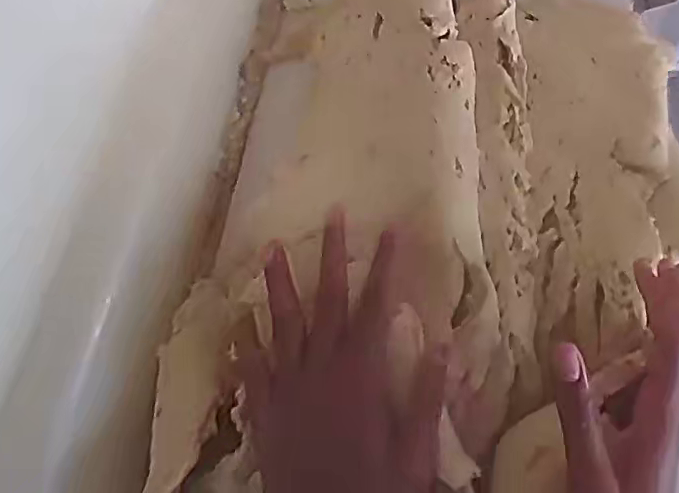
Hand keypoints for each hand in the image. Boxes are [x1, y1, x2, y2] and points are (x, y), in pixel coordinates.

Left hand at [234, 211, 450, 492]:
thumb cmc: (374, 487)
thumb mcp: (414, 450)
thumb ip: (427, 395)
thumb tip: (442, 340)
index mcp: (362, 369)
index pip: (377, 303)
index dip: (385, 264)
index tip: (391, 228)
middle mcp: (323, 367)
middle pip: (328, 299)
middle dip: (332, 253)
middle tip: (333, 213)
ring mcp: (289, 388)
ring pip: (283, 324)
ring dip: (279, 284)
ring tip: (271, 248)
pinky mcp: (265, 413)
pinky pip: (252, 372)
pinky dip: (243, 345)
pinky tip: (236, 323)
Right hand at [552, 261, 678, 492]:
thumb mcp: (588, 466)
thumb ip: (577, 409)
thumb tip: (563, 345)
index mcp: (661, 412)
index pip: (675, 344)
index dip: (666, 302)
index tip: (646, 268)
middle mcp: (672, 410)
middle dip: (677, 301)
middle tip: (657, 265)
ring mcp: (667, 419)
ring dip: (674, 317)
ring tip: (657, 287)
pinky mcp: (657, 427)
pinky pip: (671, 371)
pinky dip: (664, 340)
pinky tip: (644, 338)